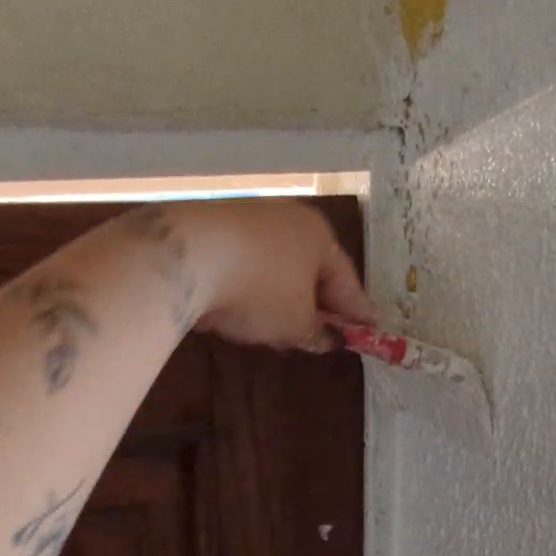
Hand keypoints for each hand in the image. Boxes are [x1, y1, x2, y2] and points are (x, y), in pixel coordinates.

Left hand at [168, 201, 379, 351]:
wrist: (183, 257)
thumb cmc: (258, 290)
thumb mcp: (296, 324)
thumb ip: (318, 333)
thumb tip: (328, 337)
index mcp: (318, 235)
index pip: (347, 280)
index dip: (358, 310)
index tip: (372, 328)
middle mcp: (286, 218)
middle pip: (310, 269)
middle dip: (316, 303)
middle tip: (324, 333)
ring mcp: (245, 218)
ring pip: (275, 266)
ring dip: (280, 298)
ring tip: (277, 329)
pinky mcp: (209, 227)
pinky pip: (243, 265)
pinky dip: (249, 289)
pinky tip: (240, 312)